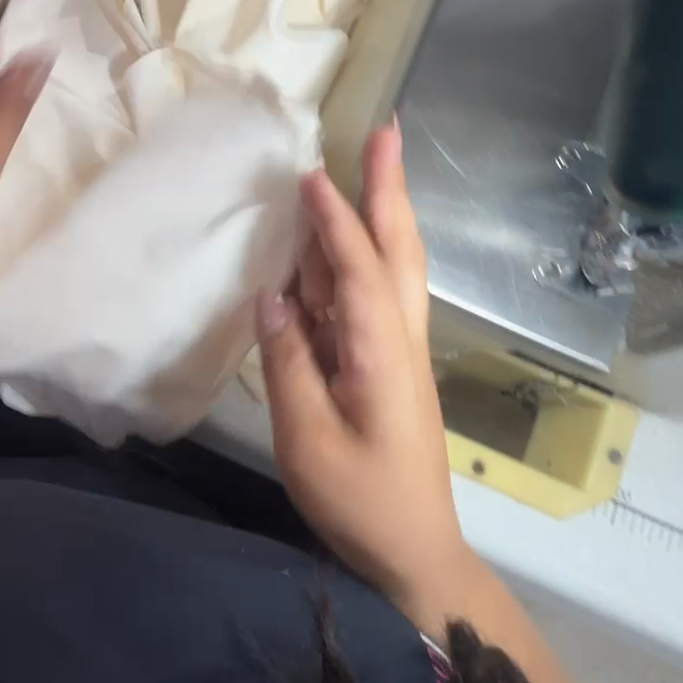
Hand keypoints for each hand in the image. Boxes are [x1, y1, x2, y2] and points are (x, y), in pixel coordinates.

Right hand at [256, 123, 477, 627]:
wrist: (411, 549)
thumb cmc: (359, 498)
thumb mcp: (309, 437)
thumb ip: (288, 363)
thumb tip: (271, 297)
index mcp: (382, 354)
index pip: (360, 271)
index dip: (337, 221)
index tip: (313, 172)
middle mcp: (397, 340)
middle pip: (397, 253)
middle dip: (390, 191)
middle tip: (387, 134)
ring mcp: (392, 352)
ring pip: (388, 270)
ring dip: (374, 216)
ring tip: (358, 172)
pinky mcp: (380, 366)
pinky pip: (365, 300)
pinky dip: (349, 261)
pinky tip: (325, 250)